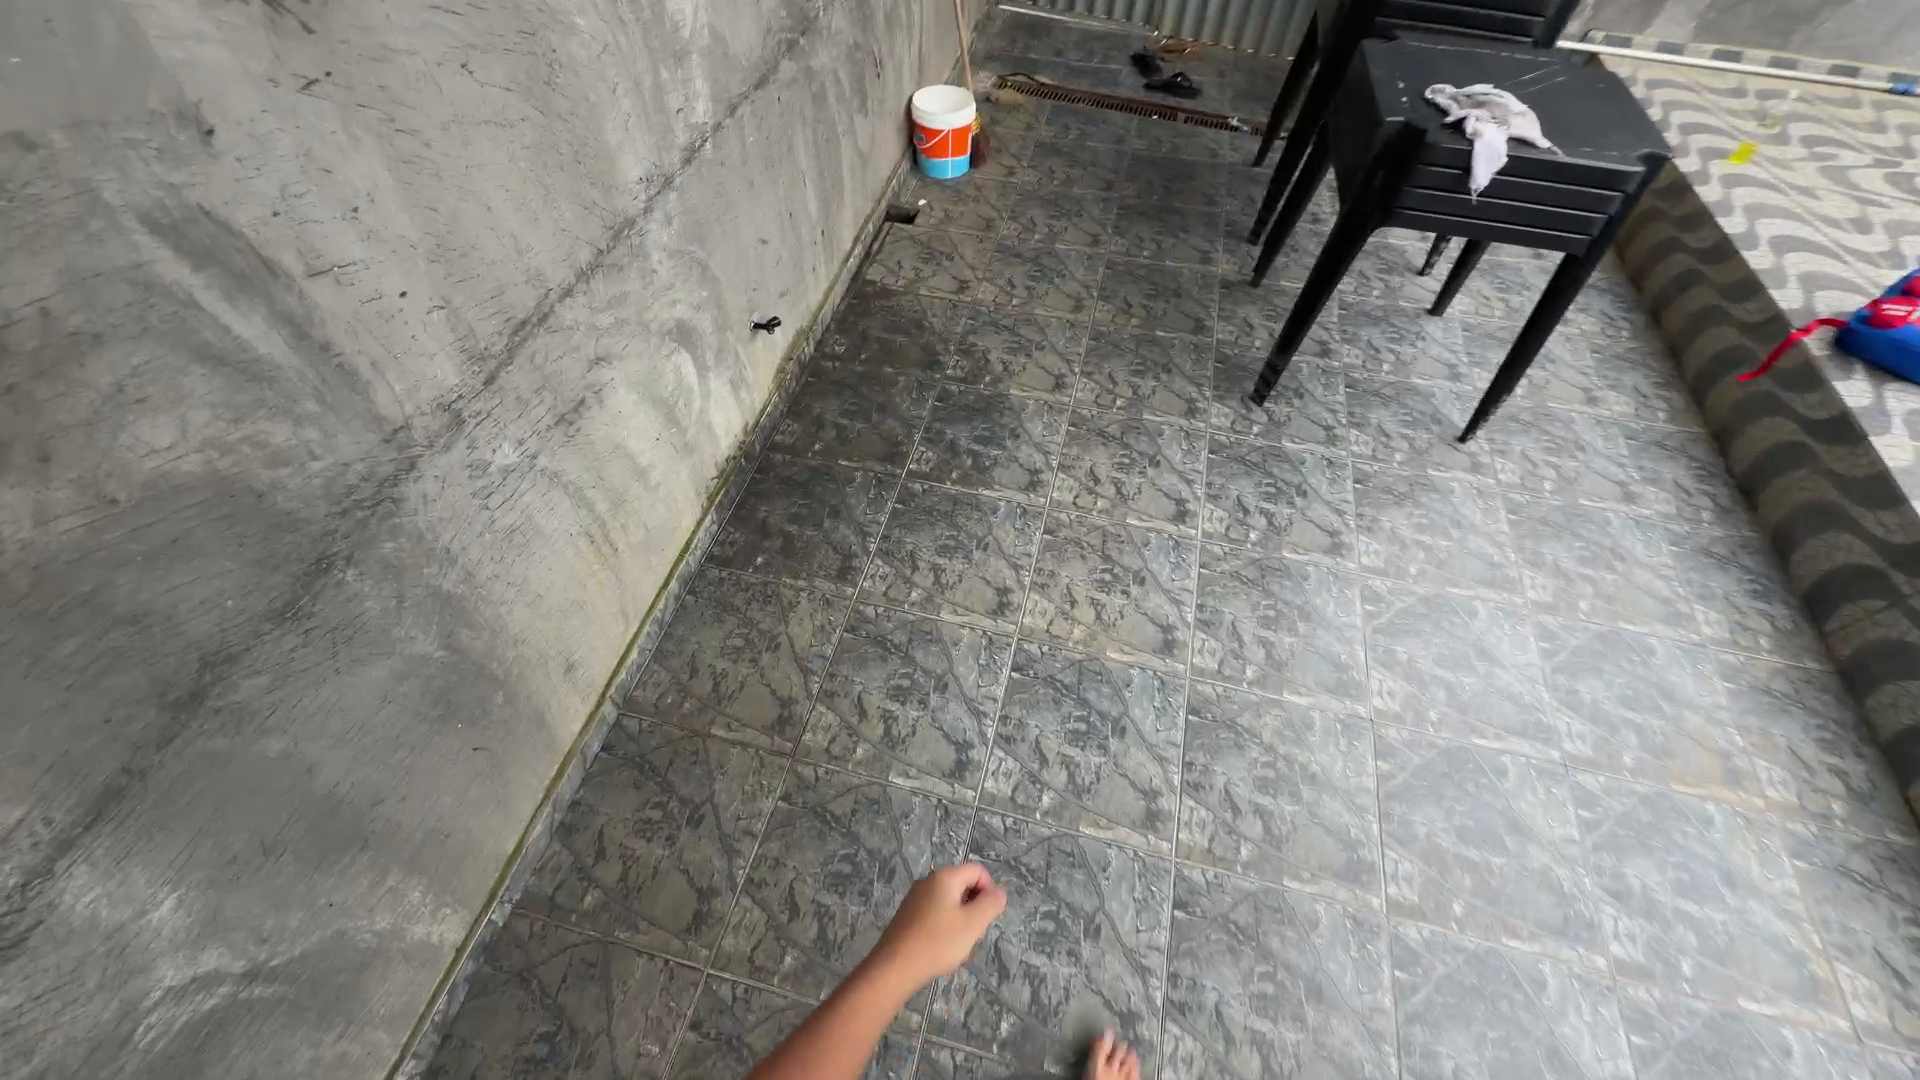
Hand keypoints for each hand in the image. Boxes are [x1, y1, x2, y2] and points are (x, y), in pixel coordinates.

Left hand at [867, 863, 1007, 988]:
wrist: (894, 967)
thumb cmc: (937, 942)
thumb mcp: (972, 924)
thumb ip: (990, 904)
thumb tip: (999, 891)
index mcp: (945, 877)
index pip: (978, 872)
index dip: (989, 893)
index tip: (984, 919)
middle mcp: (929, 881)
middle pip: (964, 887)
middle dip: (974, 911)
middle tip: (971, 936)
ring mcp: (916, 898)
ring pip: (951, 904)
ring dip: (961, 923)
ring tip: (955, 948)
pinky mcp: (908, 915)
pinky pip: (936, 915)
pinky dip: (944, 930)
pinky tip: (940, 951)